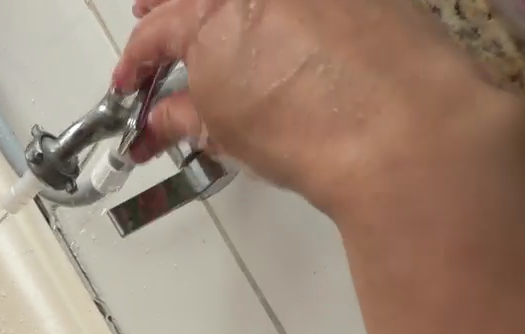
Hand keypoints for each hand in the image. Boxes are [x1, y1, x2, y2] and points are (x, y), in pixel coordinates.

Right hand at [113, 0, 524, 224]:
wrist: (395, 126)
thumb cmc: (308, 126)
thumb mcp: (221, 130)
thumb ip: (182, 114)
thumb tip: (166, 118)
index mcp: (211, 10)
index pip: (152, 32)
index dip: (132, 66)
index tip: (129, 87)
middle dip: (163, 14)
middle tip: (154, 46)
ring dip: (211, 12)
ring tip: (204, 40)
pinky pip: (289, 3)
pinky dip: (265, 15)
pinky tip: (262, 38)